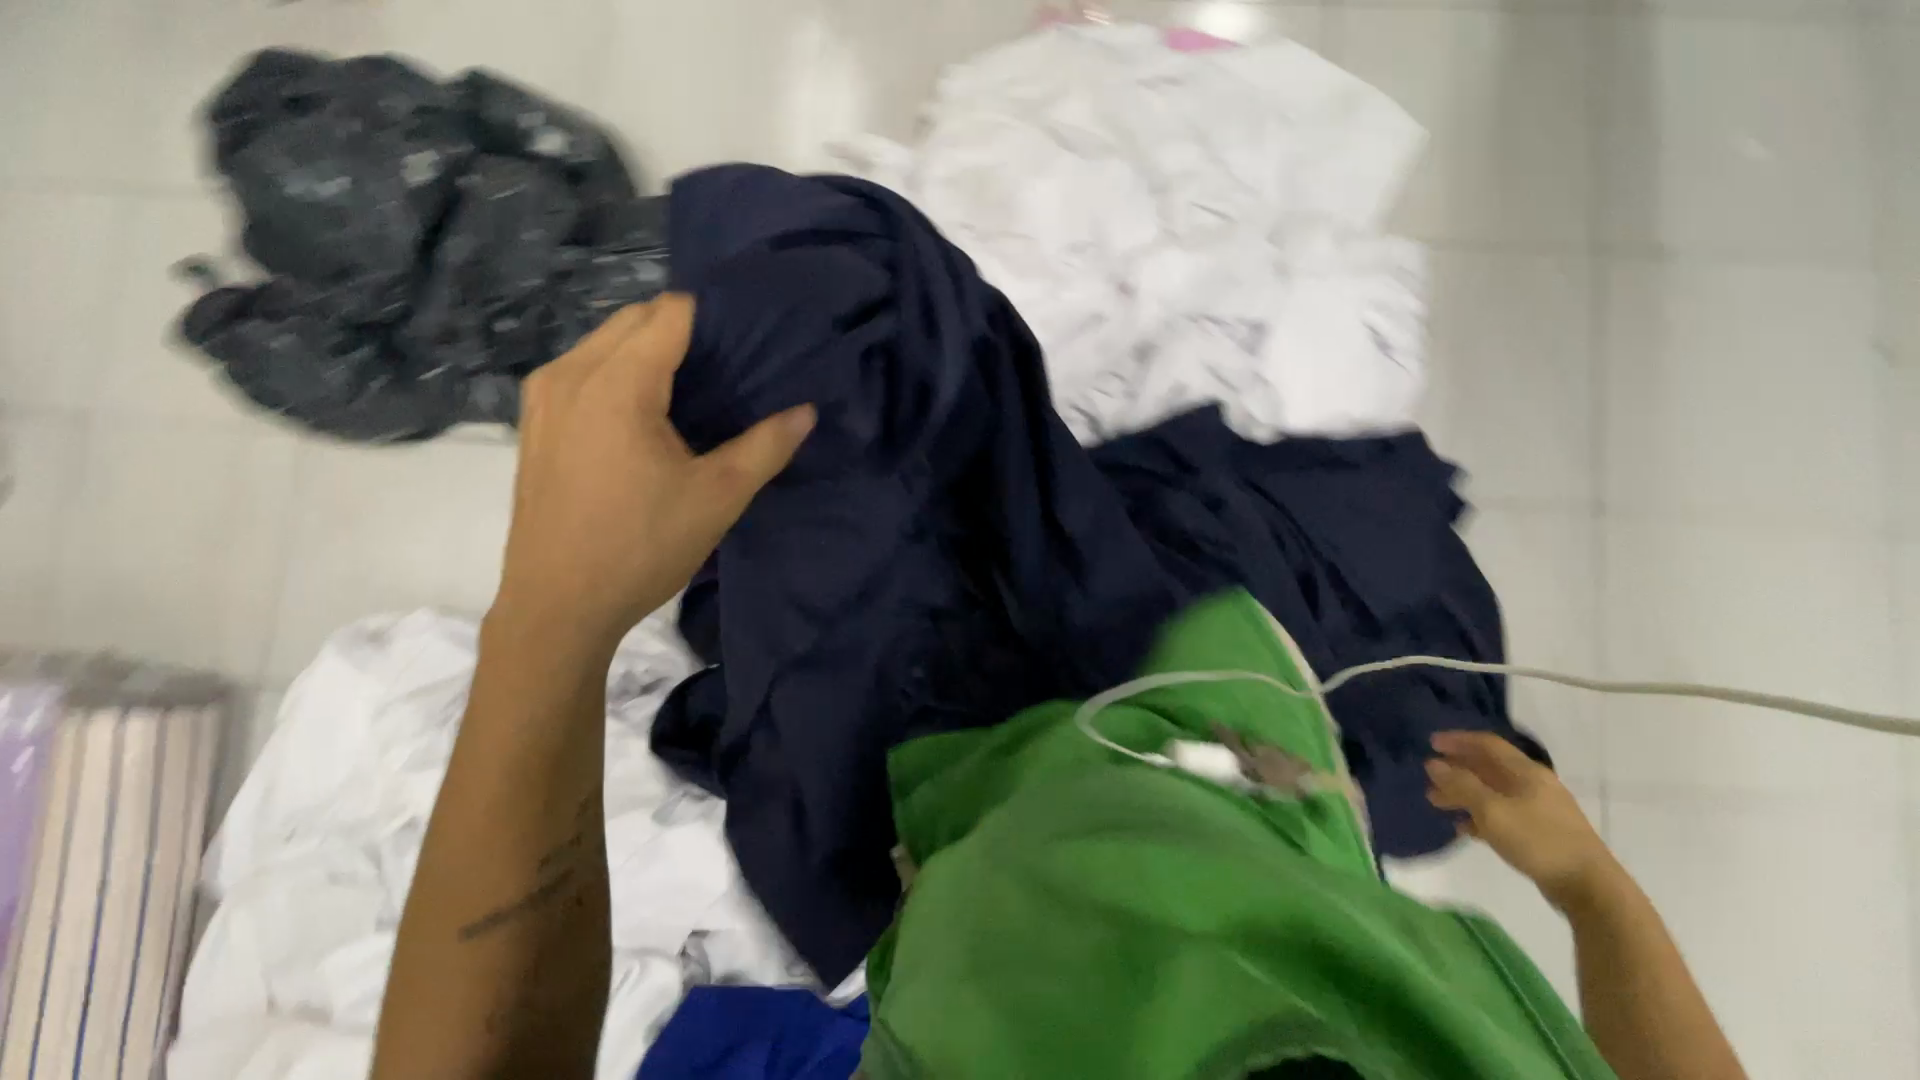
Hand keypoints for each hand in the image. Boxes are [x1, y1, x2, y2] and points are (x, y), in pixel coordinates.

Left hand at [491, 294, 814, 650]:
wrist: (557, 607)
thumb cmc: (640, 548)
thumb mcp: (717, 498)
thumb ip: (766, 447)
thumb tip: (806, 412)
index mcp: (617, 384)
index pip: (672, 313)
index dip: (715, 320)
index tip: (750, 345)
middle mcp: (571, 373)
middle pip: (635, 319)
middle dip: (683, 333)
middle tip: (728, 372)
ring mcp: (543, 396)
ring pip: (605, 343)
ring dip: (648, 353)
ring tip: (689, 395)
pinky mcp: (533, 422)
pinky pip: (583, 371)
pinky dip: (618, 375)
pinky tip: (644, 421)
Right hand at [1425, 732, 1620, 910]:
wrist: (1588, 885)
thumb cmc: (1538, 840)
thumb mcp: (1492, 810)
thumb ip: (1461, 785)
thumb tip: (1434, 764)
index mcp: (1526, 773)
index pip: (1488, 744)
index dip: (1458, 740)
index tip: (1431, 743)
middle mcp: (1534, 785)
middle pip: (1490, 768)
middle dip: (1457, 770)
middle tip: (1429, 776)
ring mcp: (1540, 810)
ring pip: (1494, 793)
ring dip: (1465, 794)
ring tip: (1438, 802)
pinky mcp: (1542, 833)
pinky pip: (1503, 815)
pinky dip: (1481, 816)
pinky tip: (1465, 828)